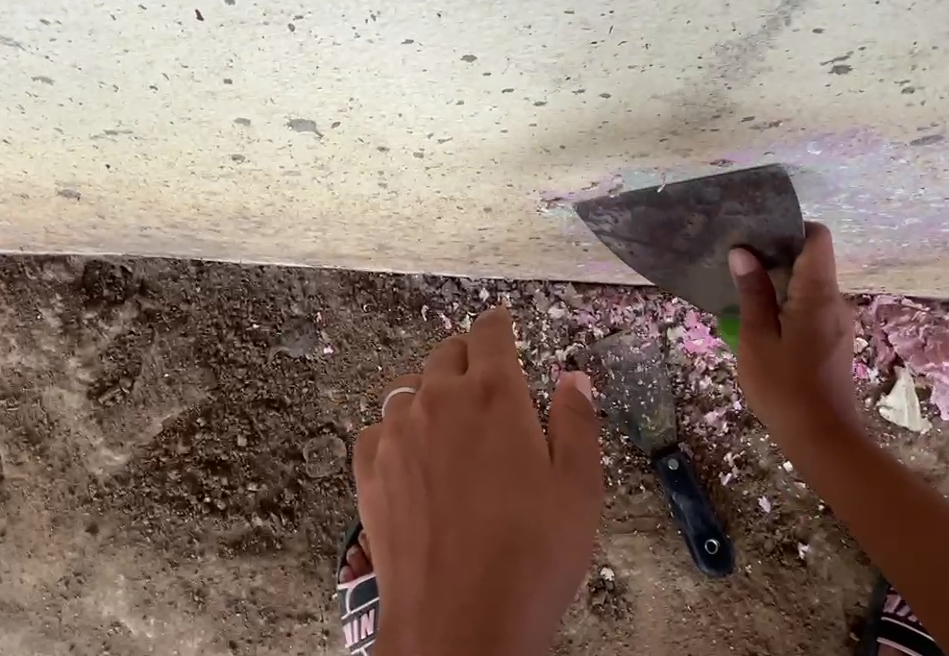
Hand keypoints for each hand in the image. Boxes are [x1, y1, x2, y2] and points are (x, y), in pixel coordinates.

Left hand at [353, 307, 603, 655]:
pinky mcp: (370, 467)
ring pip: (411, 387)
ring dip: (431, 392)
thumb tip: (574, 380)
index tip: (501, 325)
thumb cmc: (529, 558)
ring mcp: (398, 432)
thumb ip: (576, 422)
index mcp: (495, 394)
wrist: (459, 623)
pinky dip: (396, 431)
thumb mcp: (578, 489)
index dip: (498, 324)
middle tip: (484, 381)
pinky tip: (414, 459)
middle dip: (468, 357)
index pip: (490, 331)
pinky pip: (379, 428)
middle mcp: (440, 399)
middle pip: (447, 352)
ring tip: (451, 424)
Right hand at [729, 222, 863, 455]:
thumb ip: (752, 293)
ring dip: (780, 281)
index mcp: (818, 295)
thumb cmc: (784, 388)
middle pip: (812, 260)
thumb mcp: (757, 338)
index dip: (790, 228)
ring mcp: (839, 323)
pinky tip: (762, 318)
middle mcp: (836, 302)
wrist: (824, 440)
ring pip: (810, 285)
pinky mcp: (835, 340)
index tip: (757, 234)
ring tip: (743, 287)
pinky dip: (788, 302)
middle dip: (777, 254)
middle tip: (737, 259)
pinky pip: (812, 306)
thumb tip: (743, 253)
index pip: (817, 239)